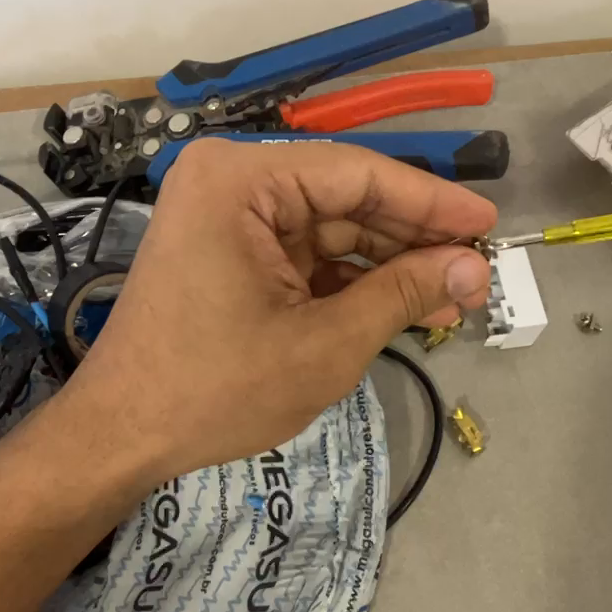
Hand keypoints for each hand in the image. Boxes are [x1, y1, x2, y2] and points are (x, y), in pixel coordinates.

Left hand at [58, 139, 495, 484]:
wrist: (123, 437)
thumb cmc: (217, 389)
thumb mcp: (325, 343)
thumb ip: (403, 294)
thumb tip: (473, 269)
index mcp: (241, 180)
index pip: (359, 175)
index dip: (431, 202)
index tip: (488, 224)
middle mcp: (230, 183)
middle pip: (345, 200)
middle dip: (411, 240)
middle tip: (475, 274)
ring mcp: (226, 219)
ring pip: (330, 230)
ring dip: (386, 265)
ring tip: (450, 297)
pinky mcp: (229, 254)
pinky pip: (304, 255)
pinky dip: (349, 281)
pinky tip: (399, 304)